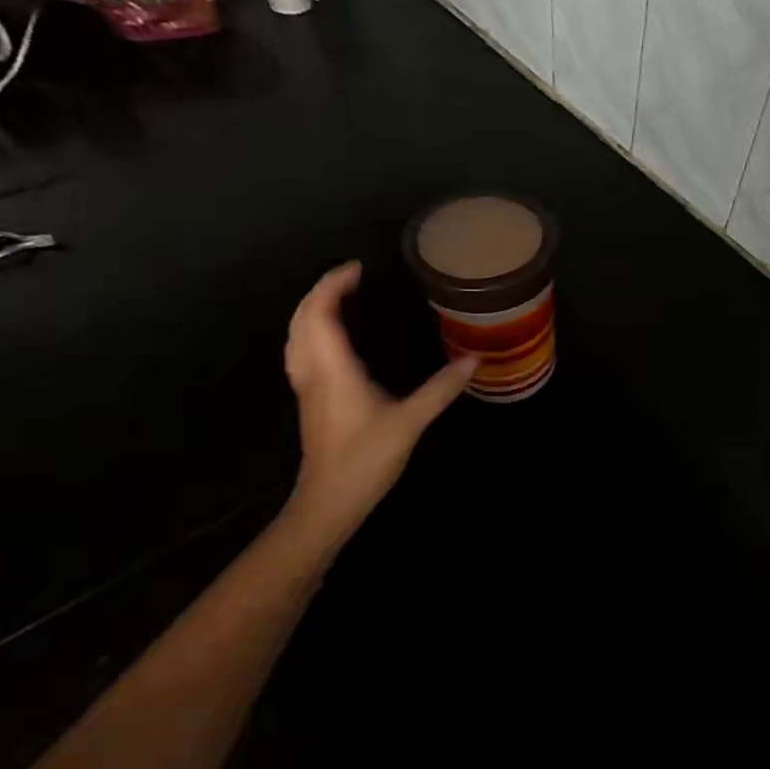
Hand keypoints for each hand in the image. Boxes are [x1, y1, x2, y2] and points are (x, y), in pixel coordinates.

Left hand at [283, 262, 476, 528]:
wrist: (329, 501)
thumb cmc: (366, 458)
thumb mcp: (411, 421)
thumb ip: (441, 388)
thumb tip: (474, 359)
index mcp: (333, 368)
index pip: (321, 313)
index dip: (333, 284)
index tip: (357, 267)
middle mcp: (313, 370)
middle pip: (302, 319)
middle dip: (320, 291)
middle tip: (351, 278)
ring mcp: (305, 386)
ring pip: (296, 336)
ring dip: (311, 310)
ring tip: (338, 299)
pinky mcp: (308, 400)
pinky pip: (300, 351)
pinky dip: (310, 332)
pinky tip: (328, 340)